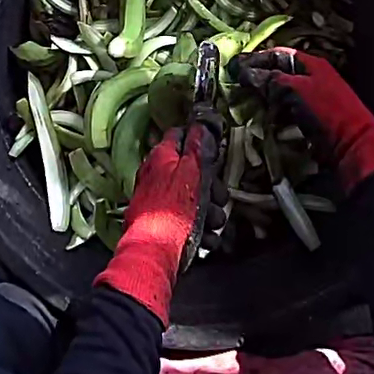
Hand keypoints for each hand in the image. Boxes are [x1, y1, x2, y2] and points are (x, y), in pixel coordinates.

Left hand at [93, 122, 226, 324]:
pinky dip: (199, 228)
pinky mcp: (160, 221)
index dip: (199, 139)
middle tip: (220, 199)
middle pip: (190, 169)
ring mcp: (156, 197)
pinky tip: (207, 239)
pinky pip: (185, 218)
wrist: (153, 252)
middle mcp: (155, 173)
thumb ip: (197, 147)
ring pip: (191, 196)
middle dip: (212, 186)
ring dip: (209, 211)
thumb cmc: (174, 209)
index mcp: (161, 156)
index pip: (180, 135)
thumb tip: (200, 120)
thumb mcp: (191, 172)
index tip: (215, 152)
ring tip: (214, 225)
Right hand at [235, 48, 373, 195]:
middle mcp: (311, 78)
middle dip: (257, 80)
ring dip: (263, 98)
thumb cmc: (326, 111)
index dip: (255, 59)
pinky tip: (262, 119)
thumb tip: (244, 71)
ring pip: (279, 93)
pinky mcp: (309, 119)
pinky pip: (285, 111)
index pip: (277, 54)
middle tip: (236, 86)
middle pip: (277, 73)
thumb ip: (269, 79)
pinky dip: (273, 113)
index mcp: (311, 64)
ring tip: (244, 103)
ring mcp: (311, 99)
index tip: (235, 67)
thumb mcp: (295, 89)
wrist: (353, 146)